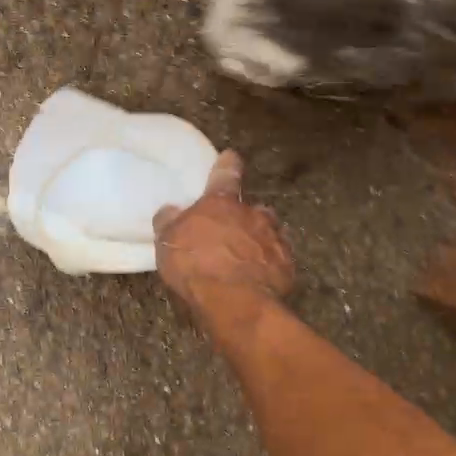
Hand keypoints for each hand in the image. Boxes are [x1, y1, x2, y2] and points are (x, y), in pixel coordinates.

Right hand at [153, 151, 293, 304]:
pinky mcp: (289, 266)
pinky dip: (267, 262)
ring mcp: (275, 240)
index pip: (224, 176)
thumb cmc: (194, 263)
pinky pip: (276, 258)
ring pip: (269, 232)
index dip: (227, 165)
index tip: (231, 155)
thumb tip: (172, 209)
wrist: (234, 300)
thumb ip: (169, 221)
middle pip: (253, 209)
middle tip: (230, 228)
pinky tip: (254, 276)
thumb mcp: (166, 240)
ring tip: (244, 254)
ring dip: (258, 238)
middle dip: (245, 215)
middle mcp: (253, 215)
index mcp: (221, 204)